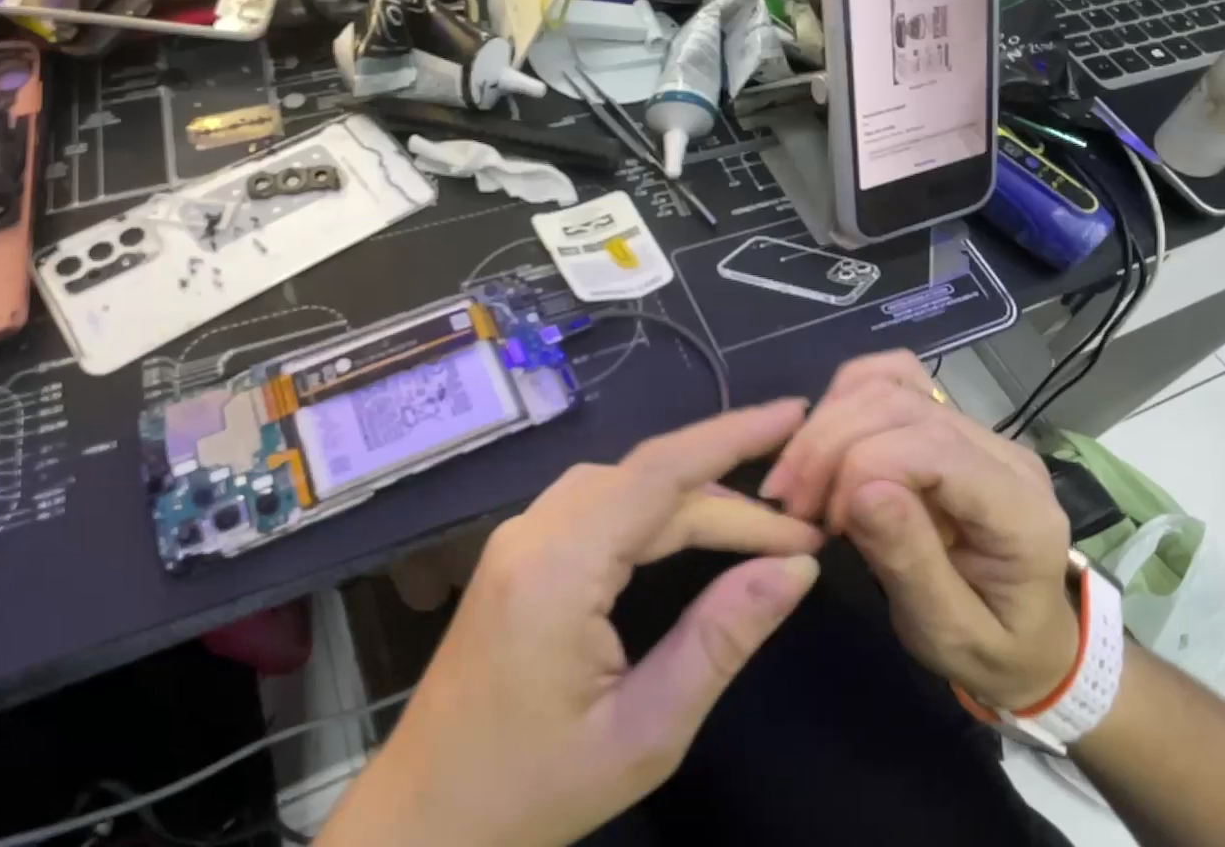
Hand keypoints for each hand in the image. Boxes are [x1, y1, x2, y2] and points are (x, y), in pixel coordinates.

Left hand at [324, 401, 823, 846]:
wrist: (423, 822)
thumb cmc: (533, 788)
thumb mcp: (647, 730)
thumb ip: (722, 638)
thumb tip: (795, 568)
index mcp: (559, 567)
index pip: (662, 474)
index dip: (733, 437)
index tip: (796, 418)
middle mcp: (532, 533)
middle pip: (645, 481)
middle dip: (727, 495)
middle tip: (801, 528)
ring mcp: (516, 541)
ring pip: (618, 486)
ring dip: (690, 495)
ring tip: (758, 521)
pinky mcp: (514, 558)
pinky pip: (593, 506)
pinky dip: (651, 507)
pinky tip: (686, 529)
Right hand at [758, 352, 1077, 712]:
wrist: (1030, 643)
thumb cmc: (991, 649)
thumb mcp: (950, 634)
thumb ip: (912, 564)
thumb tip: (863, 488)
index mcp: (1019, 510)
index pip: (931, 448)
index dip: (861, 469)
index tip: (826, 525)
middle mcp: (1002, 451)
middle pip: (899, 404)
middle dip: (828, 446)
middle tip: (791, 504)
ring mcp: (976, 430)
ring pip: (888, 381)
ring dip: (826, 423)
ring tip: (798, 481)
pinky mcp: (947, 425)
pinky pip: (890, 380)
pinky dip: (843, 403)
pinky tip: (820, 449)